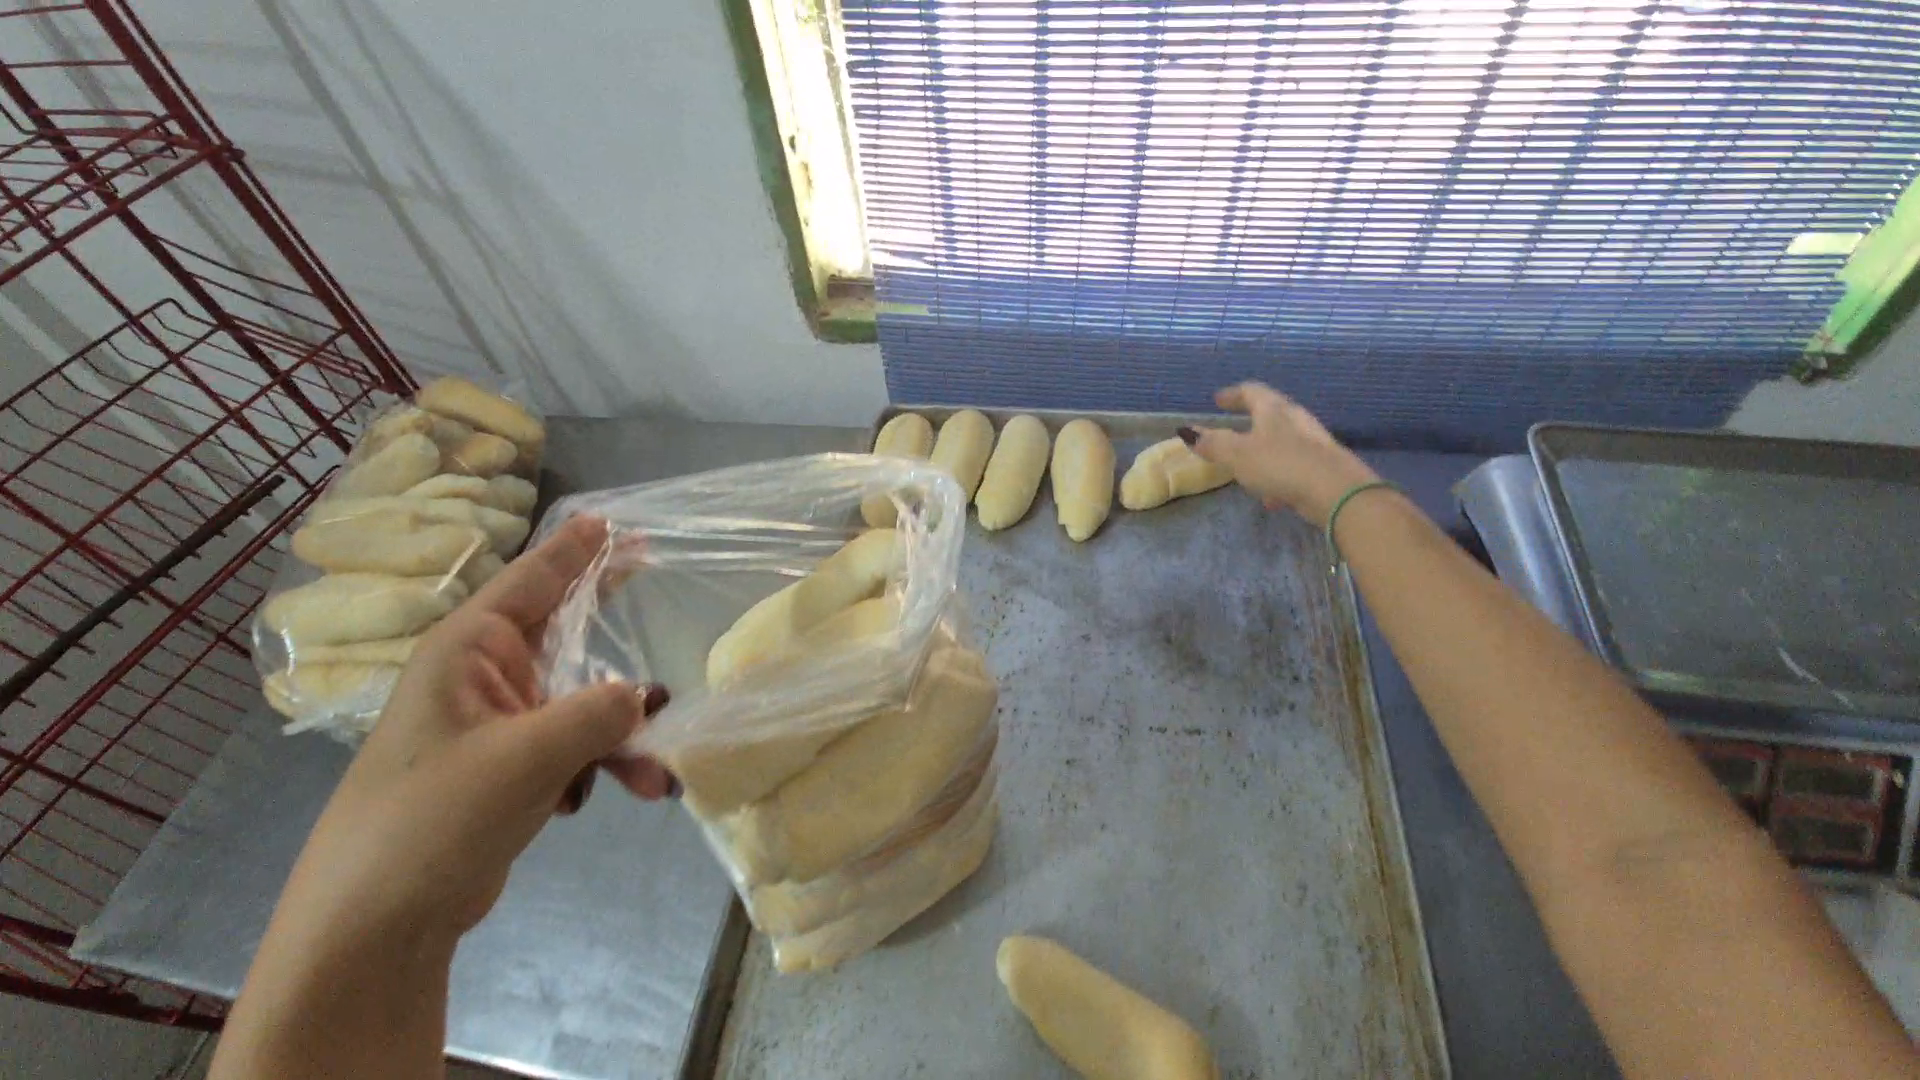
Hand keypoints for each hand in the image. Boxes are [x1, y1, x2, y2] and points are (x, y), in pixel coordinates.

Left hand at [279, 515, 673, 943]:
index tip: (609, 521)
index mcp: (468, 652)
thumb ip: (596, 714)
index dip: (573, 549)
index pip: (530, 580)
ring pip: (581, 703)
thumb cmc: (434, 817)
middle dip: (609, 618)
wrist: (376, 923)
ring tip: (652, 774)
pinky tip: (628, 792)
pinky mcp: (511, 769)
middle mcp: (482, 678)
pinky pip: (576, 746)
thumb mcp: (525, 758)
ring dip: (622, 733)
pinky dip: (606, 764)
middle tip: (649, 566)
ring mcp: (497, 726)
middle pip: (562, 632)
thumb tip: (642, 696)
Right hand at [1184, 381, 1378, 525]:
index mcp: (1275, 410)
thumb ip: (1213, 443)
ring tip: (1247, 465)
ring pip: (1283, 441)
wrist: (1337, 492)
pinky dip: (1278, 475)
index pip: (1252, 391)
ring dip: (1263, 450)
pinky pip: (1293, 466)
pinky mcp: (1324, 468)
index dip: (1233, 394)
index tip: (1217, 400)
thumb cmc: (1282, 464)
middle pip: (1271, 414)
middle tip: (1233, 427)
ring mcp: (1313, 444)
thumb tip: (1187, 432)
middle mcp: (1296, 421)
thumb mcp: (1238, 454)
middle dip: (1250, 421)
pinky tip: (1271, 496)